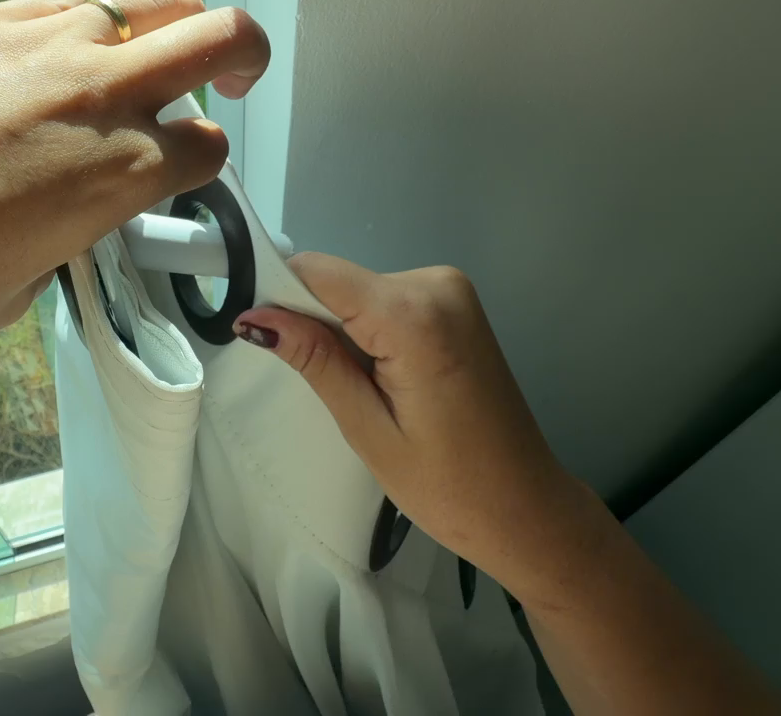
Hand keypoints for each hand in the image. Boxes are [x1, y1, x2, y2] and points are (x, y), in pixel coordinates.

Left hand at [0, 0, 268, 374]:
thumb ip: (82, 223)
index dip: (202, 162)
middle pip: (217, 35)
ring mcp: (32, 44)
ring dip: (168, 26)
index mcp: (116, 176)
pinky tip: (60, 59)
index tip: (181, 171)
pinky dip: (87, 26)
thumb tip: (89, 195)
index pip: (206, 146)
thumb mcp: (31, 282)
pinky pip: (62, 3)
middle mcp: (91, 96)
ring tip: (145, 57)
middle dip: (244, 53)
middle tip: (230, 77)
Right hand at [233, 253, 582, 575]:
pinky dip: (368, 328)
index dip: (278, 293)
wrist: (527, 508)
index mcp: (414, 315)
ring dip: (342, 328)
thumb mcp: (367, 428)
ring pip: (358, 289)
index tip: (255, 330)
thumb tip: (253, 317)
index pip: (319, 271)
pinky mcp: (454, 303)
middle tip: (323, 383)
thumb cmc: (449, 485)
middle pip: (338, 280)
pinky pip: (385, 298)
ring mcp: (450, 290)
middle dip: (313, 320)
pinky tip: (383, 375)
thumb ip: (314, 359)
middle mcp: (435, 283)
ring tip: (363, 389)